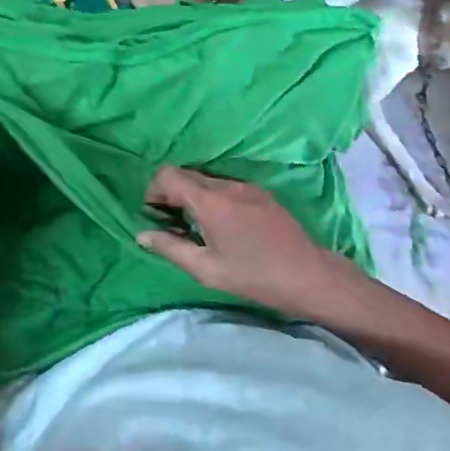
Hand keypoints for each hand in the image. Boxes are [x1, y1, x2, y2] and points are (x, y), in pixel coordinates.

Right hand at [136, 166, 364, 320]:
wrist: (307, 274)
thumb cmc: (253, 276)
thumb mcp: (206, 269)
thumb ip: (170, 248)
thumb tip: (142, 234)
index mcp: (210, 201)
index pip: (169, 175)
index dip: (153, 191)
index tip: (154, 215)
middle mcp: (227, 184)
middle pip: (186, 174)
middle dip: (171, 193)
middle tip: (170, 224)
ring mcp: (247, 186)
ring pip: (207, 179)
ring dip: (193, 195)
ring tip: (195, 227)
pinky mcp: (261, 193)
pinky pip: (226, 185)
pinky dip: (213, 197)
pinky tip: (221, 225)